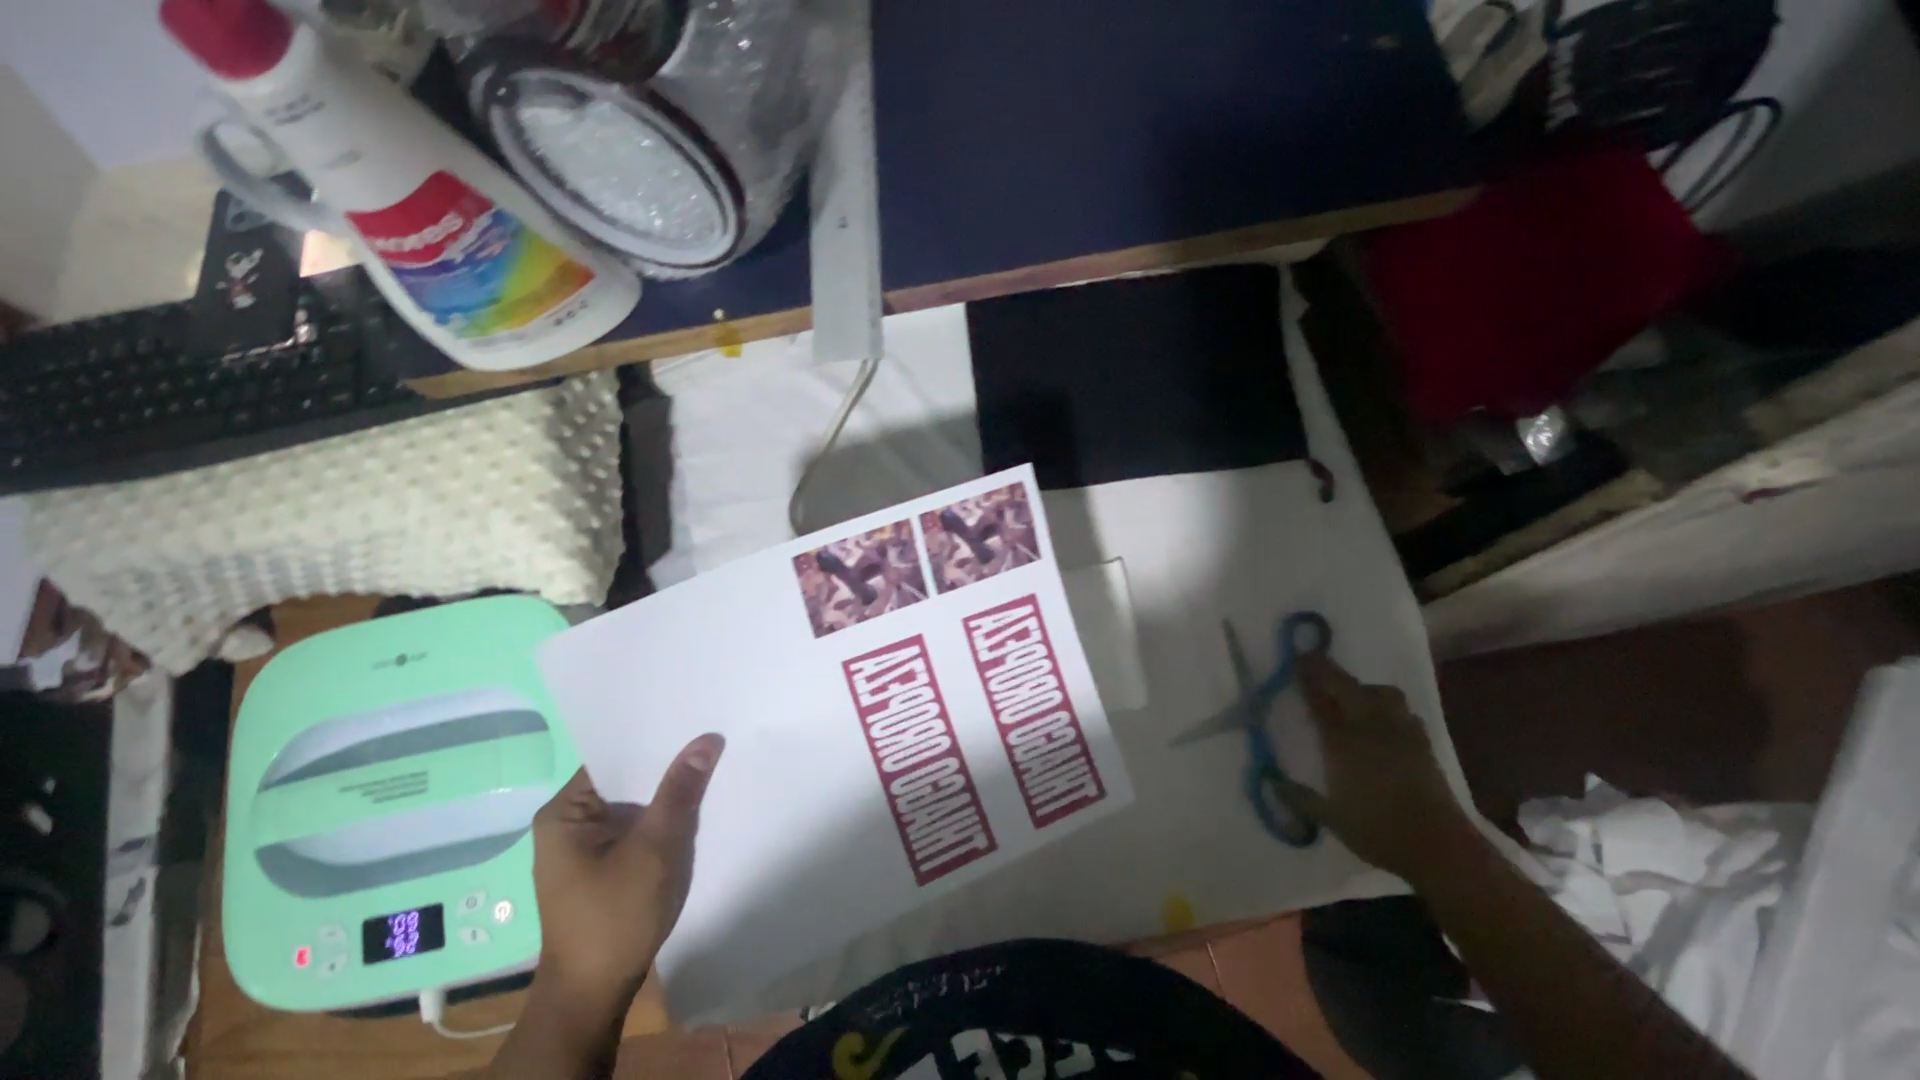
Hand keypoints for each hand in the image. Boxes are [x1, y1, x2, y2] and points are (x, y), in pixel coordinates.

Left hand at [530, 734, 724, 1002]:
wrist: (594, 994)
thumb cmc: (615, 917)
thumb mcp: (655, 848)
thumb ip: (680, 791)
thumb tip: (706, 739)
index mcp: (564, 813)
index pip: (612, 758)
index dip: (652, 740)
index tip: (691, 718)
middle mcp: (568, 826)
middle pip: (624, 782)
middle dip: (664, 768)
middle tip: (711, 738)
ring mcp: (585, 851)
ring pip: (633, 809)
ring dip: (665, 799)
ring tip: (710, 766)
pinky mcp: (602, 872)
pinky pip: (634, 833)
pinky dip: (660, 825)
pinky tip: (694, 813)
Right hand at [1279, 655, 1478, 883]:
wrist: (1438, 846)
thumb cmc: (1377, 832)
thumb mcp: (1330, 818)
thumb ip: (1298, 797)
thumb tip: (1270, 782)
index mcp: (1343, 743)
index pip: (1320, 701)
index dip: (1307, 679)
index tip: (1295, 662)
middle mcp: (1371, 728)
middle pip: (1348, 686)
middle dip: (1328, 671)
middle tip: (1312, 663)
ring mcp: (1401, 732)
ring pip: (1382, 692)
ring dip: (1363, 687)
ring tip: (1351, 695)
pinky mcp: (1422, 742)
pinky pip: (1402, 710)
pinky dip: (1387, 705)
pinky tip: (1383, 720)